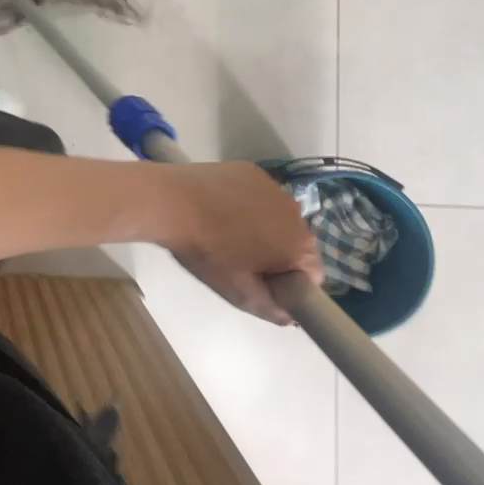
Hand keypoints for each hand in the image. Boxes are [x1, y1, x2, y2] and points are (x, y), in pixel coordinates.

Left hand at [158, 162, 323, 324]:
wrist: (171, 202)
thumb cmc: (206, 251)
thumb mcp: (238, 292)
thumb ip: (271, 309)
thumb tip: (288, 314)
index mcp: (299, 244)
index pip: (312, 275)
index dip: (290, 285)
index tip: (263, 284)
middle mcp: (295, 211)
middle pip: (296, 242)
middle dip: (277, 254)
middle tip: (241, 259)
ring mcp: (273, 186)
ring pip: (277, 216)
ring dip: (262, 226)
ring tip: (226, 231)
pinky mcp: (250, 170)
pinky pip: (259, 194)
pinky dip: (247, 202)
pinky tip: (220, 206)